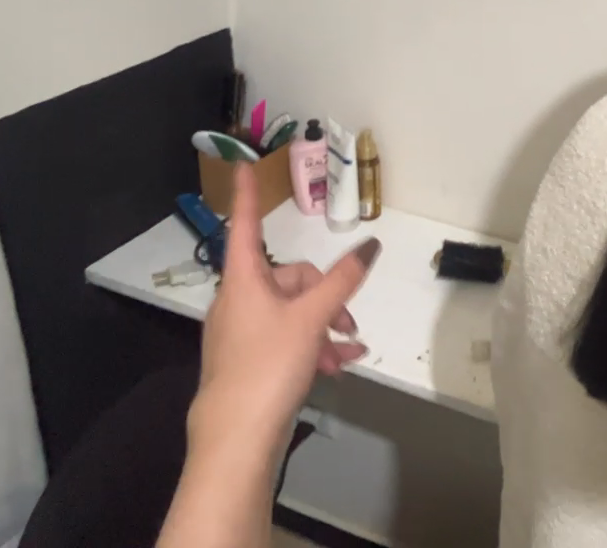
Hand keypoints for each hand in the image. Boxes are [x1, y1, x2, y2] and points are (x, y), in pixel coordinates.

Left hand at [189, 163, 379, 456]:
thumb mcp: (312, 318)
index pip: (244, 226)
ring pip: (295, 313)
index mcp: (244, 281)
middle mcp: (239, 301)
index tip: (242, 165)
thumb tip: (371, 245)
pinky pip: (290, 339)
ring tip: (350, 351)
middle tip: (349, 323)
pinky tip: (341, 366)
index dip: (245, 195)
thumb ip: (344, 280)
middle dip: (327, 296)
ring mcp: (243, 334)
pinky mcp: (252, 363)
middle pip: (290, 279)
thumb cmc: (267, 365)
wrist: (236, 441)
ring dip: (327, 326)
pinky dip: (315, 347)